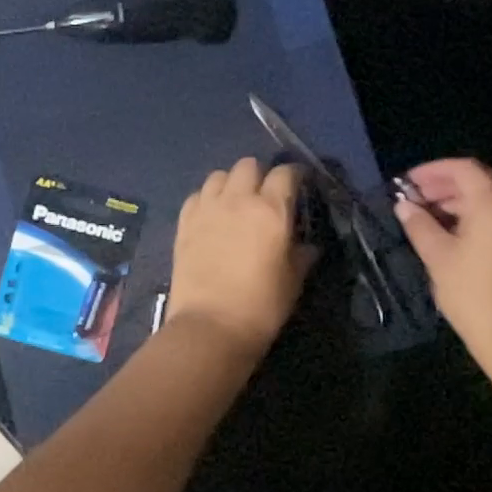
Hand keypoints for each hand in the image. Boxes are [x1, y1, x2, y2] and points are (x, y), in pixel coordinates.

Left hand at [168, 158, 315, 353]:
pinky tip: (212, 216)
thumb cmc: (261, 307)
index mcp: (271, 210)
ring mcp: (207, 209)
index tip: (299, 186)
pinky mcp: (184, 223)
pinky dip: (206, 199)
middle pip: (249, 165)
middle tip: (265, 196)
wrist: (210, 326)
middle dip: (260, 175)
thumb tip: (308, 246)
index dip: (294, 176)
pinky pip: (197, 195)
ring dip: (231, 183)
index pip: (286, 173)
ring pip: (219, 175)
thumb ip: (301, 256)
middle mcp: (238, 200)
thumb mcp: (292, 282)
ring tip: (236, 203)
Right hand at [394, 158, 491, 368]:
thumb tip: (405, 206)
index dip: (434, 170)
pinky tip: (457, 235)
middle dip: (449, 183)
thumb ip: (420, 226)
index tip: (408, 182)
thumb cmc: (473, 295)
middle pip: (484, 180)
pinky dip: (479, 216)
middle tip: (419, 196)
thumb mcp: (438, 258)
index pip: (465, 169)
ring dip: (464, 200)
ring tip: (432, 216)